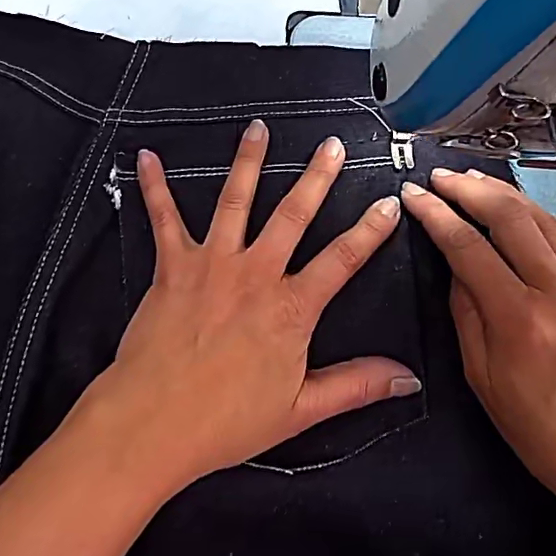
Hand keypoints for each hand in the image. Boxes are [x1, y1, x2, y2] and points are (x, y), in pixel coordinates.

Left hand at [59, 120, 418, 495]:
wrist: (149, 426)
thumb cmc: (224, 421)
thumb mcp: (300, 409)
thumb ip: (356, 385)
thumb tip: (407, 379)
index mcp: (290, 307)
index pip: (342, 259)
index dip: (370, 230)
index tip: (388, 203)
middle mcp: (255, 274)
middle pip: (294, 214)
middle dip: (317, 176)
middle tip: (332, 146)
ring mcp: (213, 264)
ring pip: (236, 201)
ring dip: (249, 161)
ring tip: (259, 130)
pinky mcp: (173, 266)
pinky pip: (164, 219)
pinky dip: (155, 187)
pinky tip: (148, 158)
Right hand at [397, 169, 555, 516]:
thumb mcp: (486, 385)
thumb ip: (466, 319)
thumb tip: (456, 274)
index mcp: (522, 321)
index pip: (469, 246)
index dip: (437, 215)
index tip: (418, 199)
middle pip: (508, 215)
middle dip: (468, 187)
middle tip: (441, 178)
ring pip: (539, 217)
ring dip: (501, 191)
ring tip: (472, 180)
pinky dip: (529, 212)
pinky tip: (514, 210)